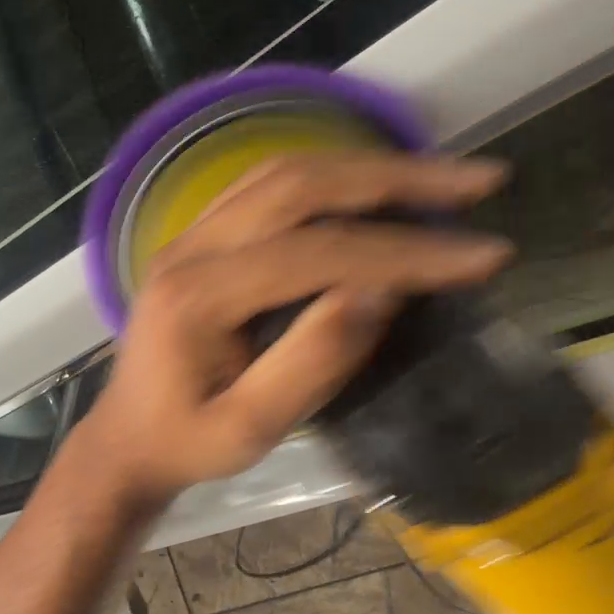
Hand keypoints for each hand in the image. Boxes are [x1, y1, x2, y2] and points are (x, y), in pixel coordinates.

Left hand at [71, 150, 510, 506]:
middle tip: (479, 184)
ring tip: (440, 180)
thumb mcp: (249, 429)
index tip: (487, 254)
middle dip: (392, 179)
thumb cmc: (186, 444)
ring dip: (362, 169)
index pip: (313, 251)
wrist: (127, 440)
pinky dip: (326, 179)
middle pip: (294, 186)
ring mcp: (185, 239)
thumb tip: (382, 290)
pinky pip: (261, 188)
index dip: (403, 249)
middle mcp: (186, 251)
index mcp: (196, 296)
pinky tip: (373, 189)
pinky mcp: (194, 241)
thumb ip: (311, 362)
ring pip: (277, 175)